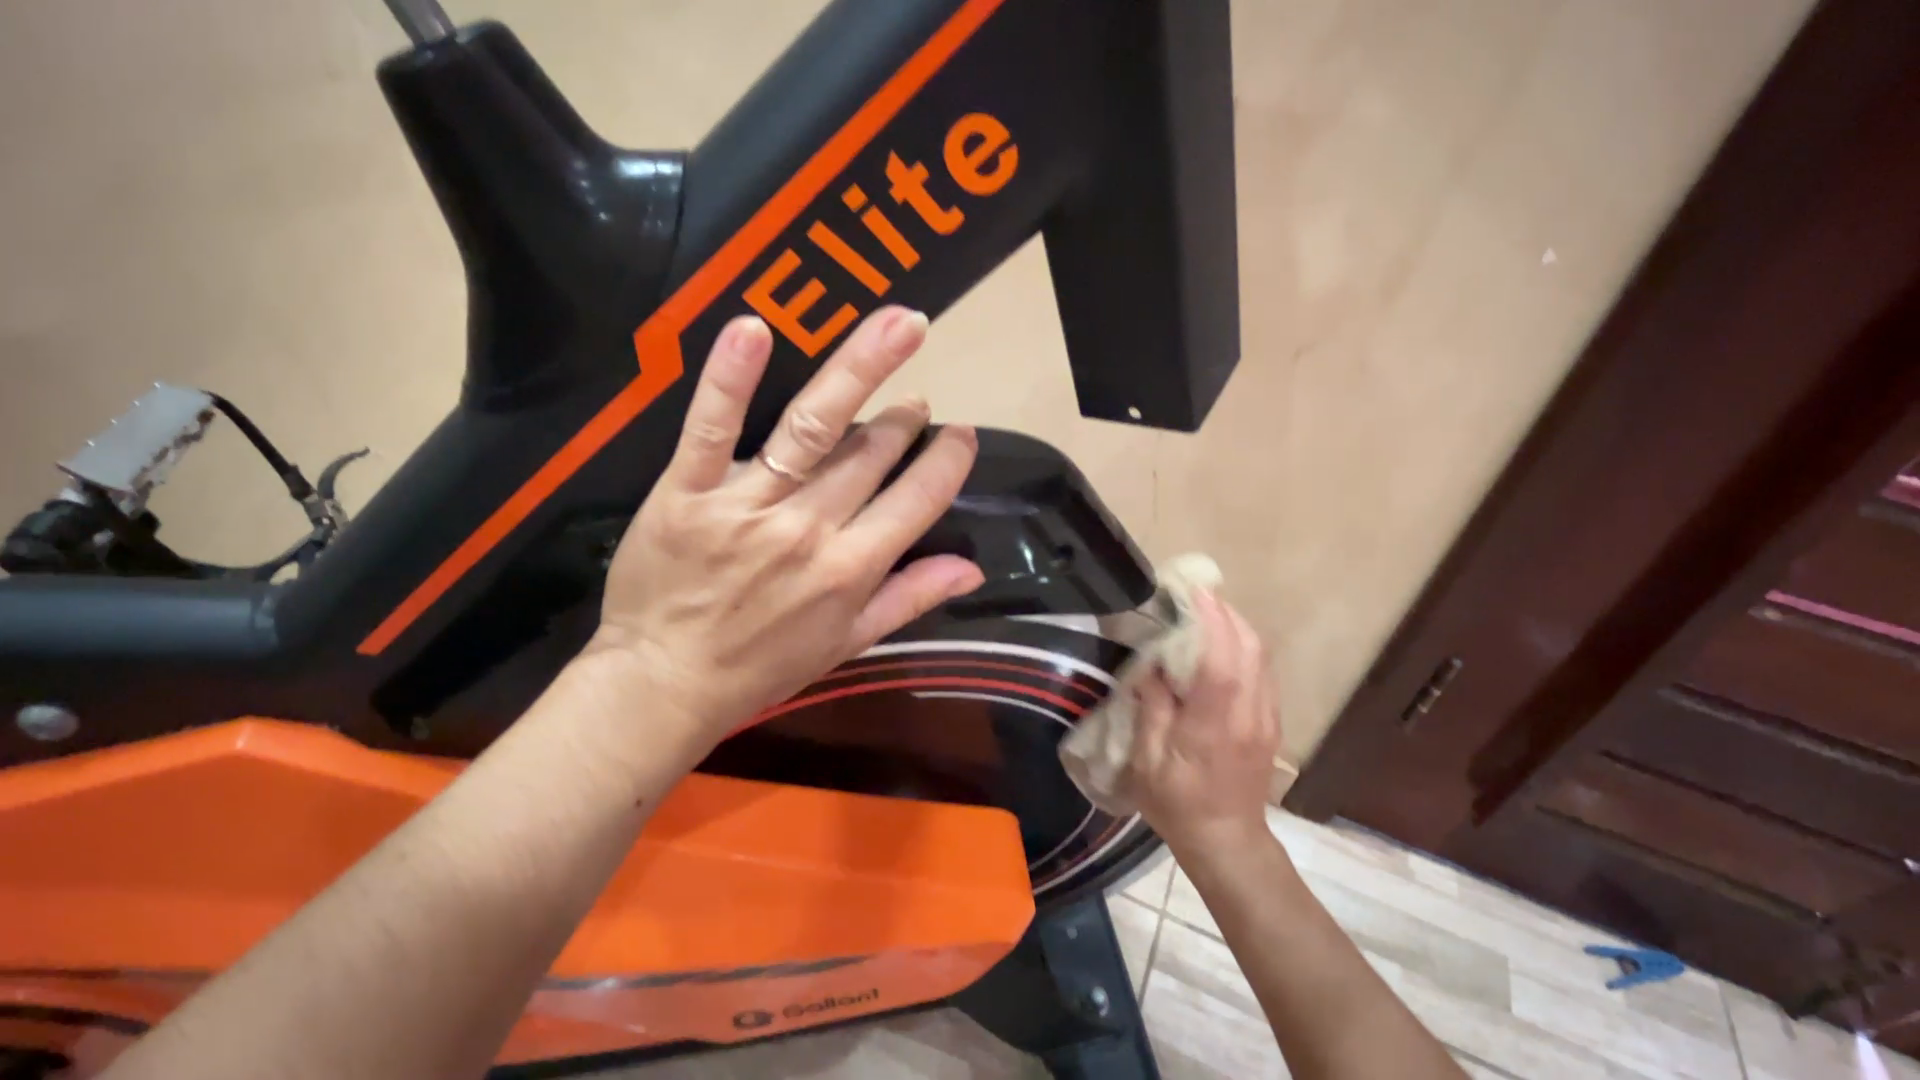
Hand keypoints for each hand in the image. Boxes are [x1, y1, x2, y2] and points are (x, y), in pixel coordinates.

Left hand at [584, 306, 984, 744]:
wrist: (666, 683)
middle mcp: (810, 529)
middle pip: (870, 452)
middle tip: (915, 398)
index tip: (961, 433)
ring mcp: (748, 505)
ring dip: (859, 369)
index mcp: (852, 568)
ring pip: (812, 426)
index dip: (949, 459)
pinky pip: (713, 427)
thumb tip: (973, 568)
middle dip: (903, 417)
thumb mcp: (848, 643)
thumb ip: (910, 598)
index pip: (918, 498)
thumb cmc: (761, 667)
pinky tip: (753, 327)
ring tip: (899, 325)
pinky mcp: (689, 490)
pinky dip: (732, 377)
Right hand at [1127, 591, 1281, 858]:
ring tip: (1208, 614)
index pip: (1221, 659)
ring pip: (1261, 657)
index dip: (1211, 620)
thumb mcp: (1148, 761)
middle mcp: (1248, 714)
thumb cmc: (1177, 803)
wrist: (1226, 841)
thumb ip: (1153, 708)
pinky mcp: (1270, 723)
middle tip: (1196, 596)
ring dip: (1237, 628)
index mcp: (1215, 723)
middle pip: (1249, 648)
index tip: (1193, 592)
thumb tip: (1152, 667)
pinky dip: (1244, 649)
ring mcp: (1265, 718)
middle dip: (1225, 614)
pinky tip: (1223, 648)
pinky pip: (1262, 672)